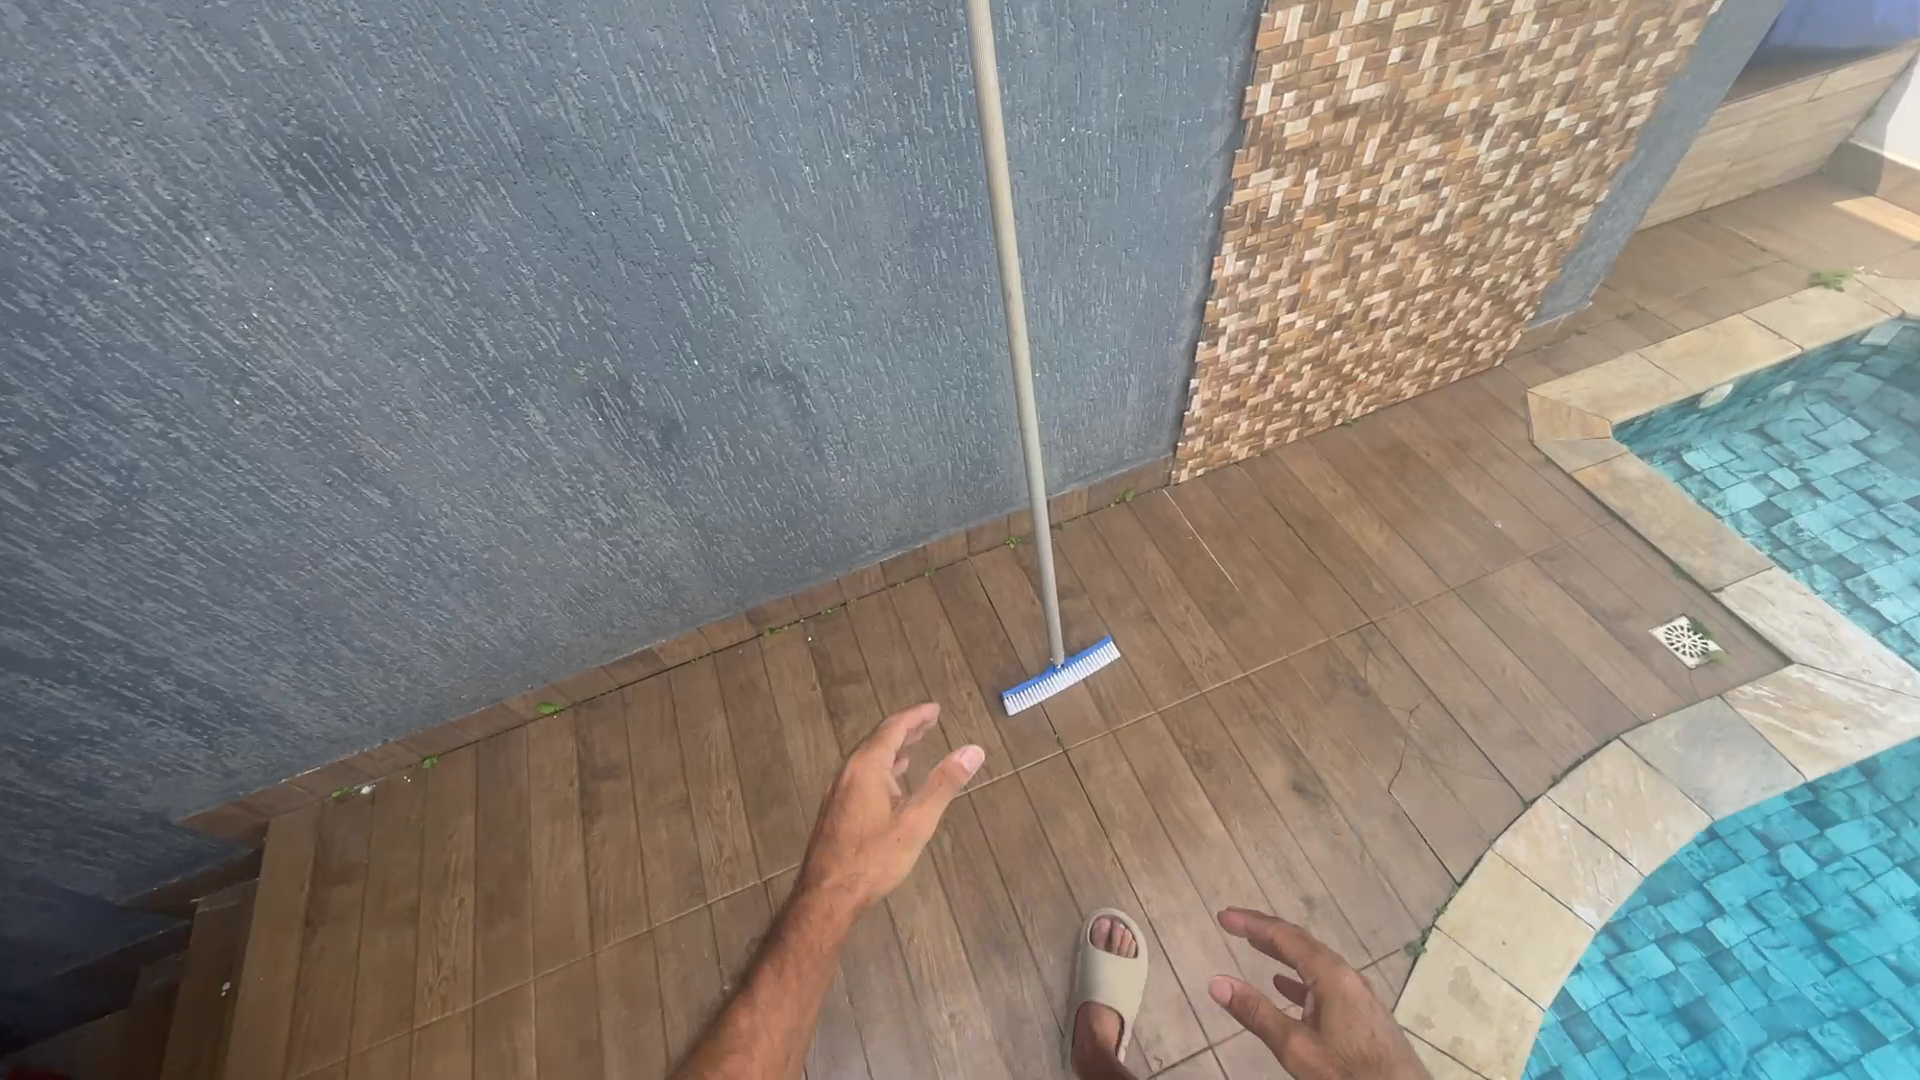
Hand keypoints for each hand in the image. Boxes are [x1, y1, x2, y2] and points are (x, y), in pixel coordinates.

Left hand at [795, 703, 984, 912]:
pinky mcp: (835, 809)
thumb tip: (973, 750)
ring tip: (914, 747)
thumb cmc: (873, 858)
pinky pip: (861, 775)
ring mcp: (838, 791)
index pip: (893, 728)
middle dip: (905, 729)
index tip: (935, 709)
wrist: (826, 896)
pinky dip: (882, 768)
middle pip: (878, 740)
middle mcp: (849, 772)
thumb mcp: (916, 822)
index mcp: (867, 767)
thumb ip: (944, 783)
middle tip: (929, 722)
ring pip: (868, 758)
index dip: (915, 716)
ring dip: (893, 749)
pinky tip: (892, 784)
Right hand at [1208, 908, 1430, 1079]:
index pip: (1284, 936)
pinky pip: (1325, 980)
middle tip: (1235, 924)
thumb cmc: (1349, 1075)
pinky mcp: (1364, 1016)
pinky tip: (1285, 986)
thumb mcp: (1296, 1048)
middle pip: (1301, 942)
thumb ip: (1256, 1013)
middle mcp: (1347, 976)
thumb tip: (1216, 982)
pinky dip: (1299, 976)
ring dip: (1283, 951)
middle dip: (1265, 930)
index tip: (1223, 916)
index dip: (1251, 923)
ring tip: (1256, 945)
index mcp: (1331, 974)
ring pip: (1314, 961)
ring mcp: (1359, 995)